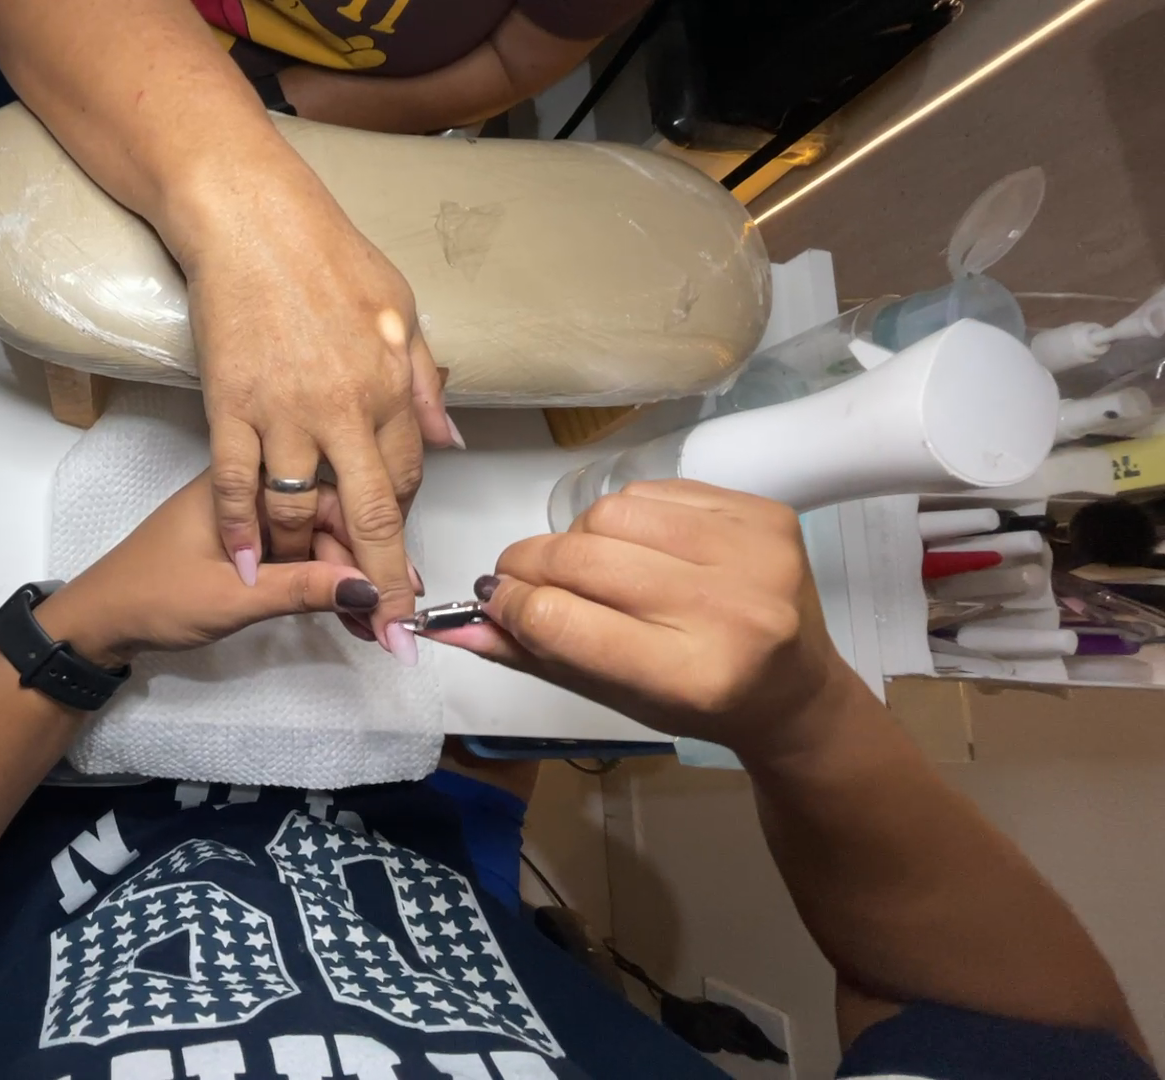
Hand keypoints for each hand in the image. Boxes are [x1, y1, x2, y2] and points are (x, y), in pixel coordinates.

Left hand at [35, 473, 381, 668]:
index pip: (327, 502)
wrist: (99, 619)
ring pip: (314, 544)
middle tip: (393, 617)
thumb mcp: (232, 597)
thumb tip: (371, 589)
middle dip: (361, 570)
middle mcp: (251, 492)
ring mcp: (248, 519)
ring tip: (375, 625)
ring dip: (344, 583)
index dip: (368, 547)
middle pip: (326, 523)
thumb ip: (301, 589)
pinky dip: (319, 586)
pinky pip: (294, 558)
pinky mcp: (245, 545)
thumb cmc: (153, 598)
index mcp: (242, 484)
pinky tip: (345, 613)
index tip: (400, 590)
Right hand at [174, 182, 458, 647]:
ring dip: (304, 560)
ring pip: (298, 508)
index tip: (404, 569)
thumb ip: (421, 381)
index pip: (405, 479)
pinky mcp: (229, 409)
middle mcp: (343, 410)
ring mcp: (283, 413)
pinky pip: (237, 485)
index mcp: (388, 387)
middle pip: (367, 514)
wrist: (248, 220)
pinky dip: (240, 532)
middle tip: (389, 635)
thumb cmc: (326, 255)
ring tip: (310, 597)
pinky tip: (245, 566)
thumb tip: (446, 439)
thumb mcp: (399, 307)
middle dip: (382, 583)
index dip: (404, 530)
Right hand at [422, 481, 863, 760]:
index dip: (510, 603)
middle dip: (528, 565)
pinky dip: (622, 516)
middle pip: (578, 559)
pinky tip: (636, 546)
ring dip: (577, 537)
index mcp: (687, 675)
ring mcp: (755, 554)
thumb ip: (522, 652)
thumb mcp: (600, 692)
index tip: (497, 601)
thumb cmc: (686, 704)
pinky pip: (649, 491)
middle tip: (522, 577)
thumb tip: (448, 624)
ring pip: (607, 514)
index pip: (557, 617)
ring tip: (592, 565)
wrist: (794, 690)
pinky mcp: (765, 514)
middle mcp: (729, 611)